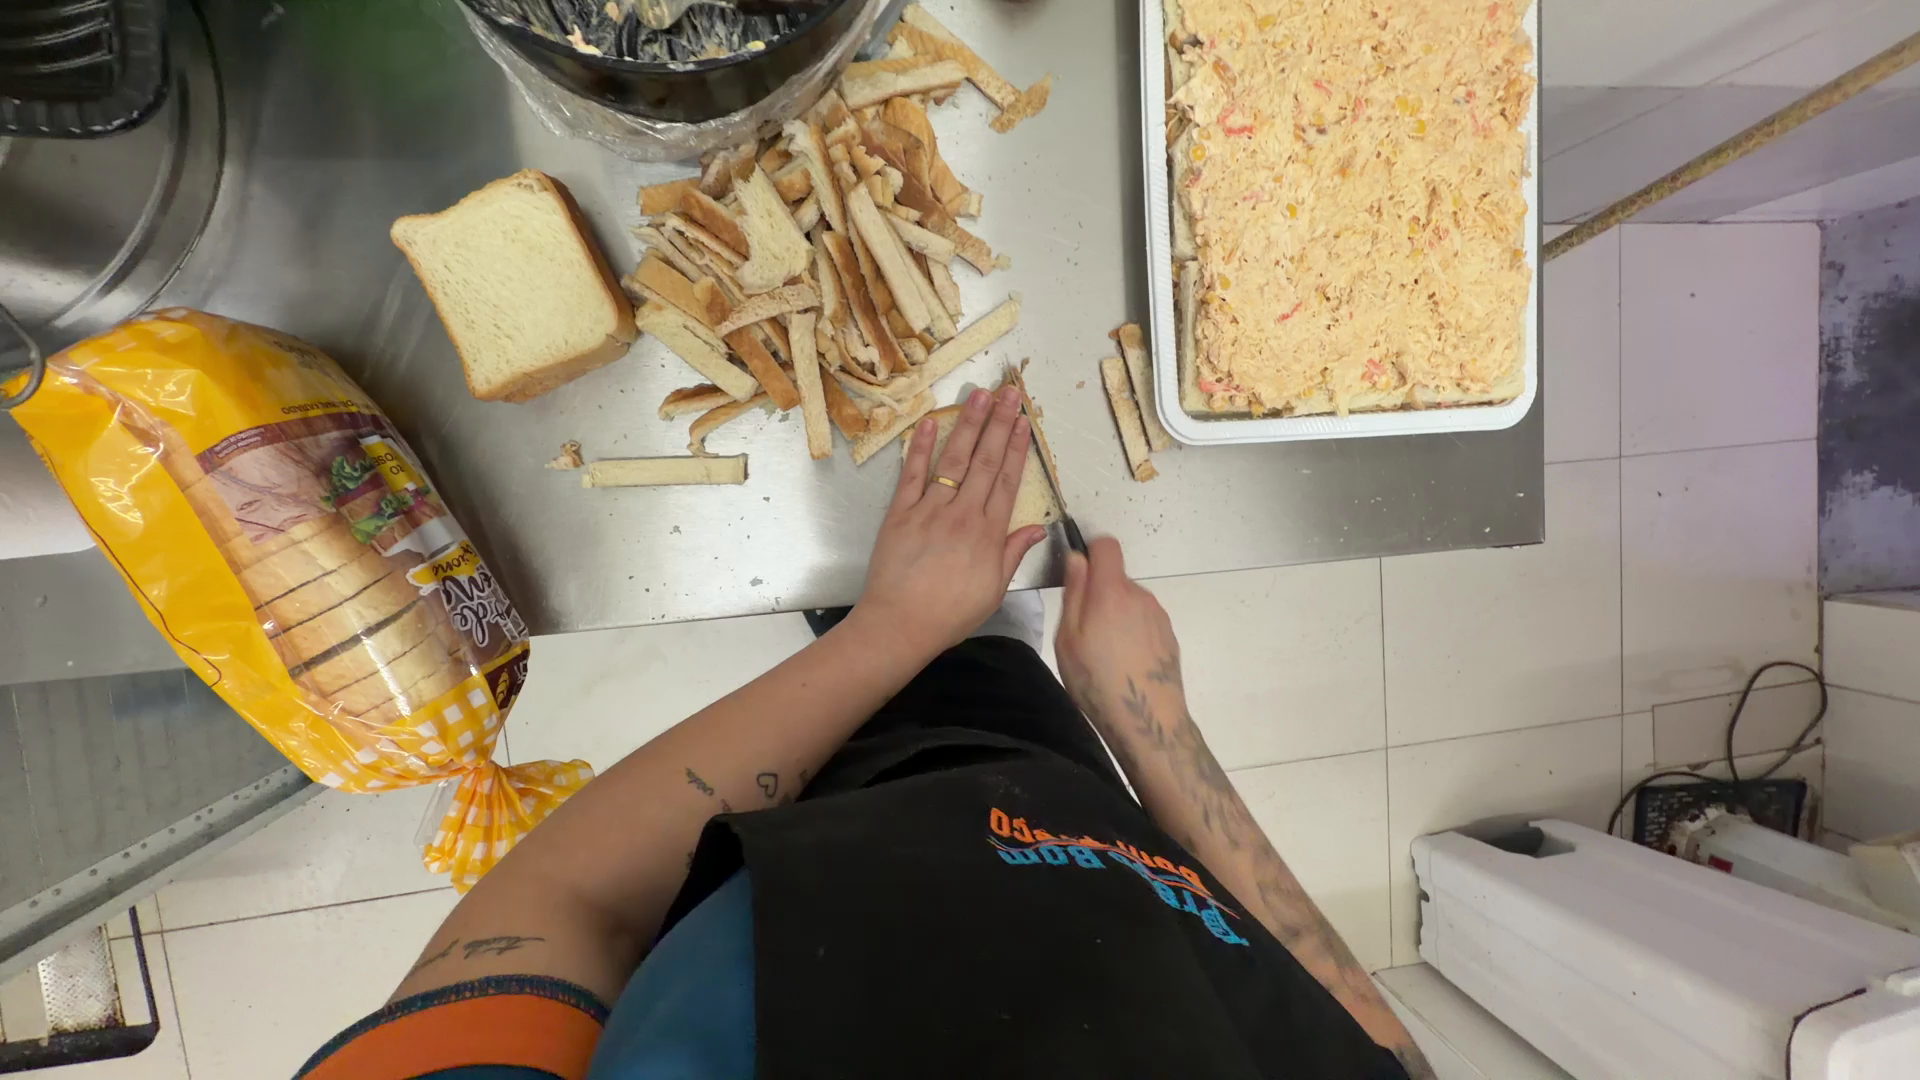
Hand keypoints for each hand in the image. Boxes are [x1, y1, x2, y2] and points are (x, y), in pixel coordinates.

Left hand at [852, 385, 1046, 657]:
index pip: (1006, 481)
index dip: (1017, 448)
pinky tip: (931, 422)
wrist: (901, 625)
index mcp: (988, 533)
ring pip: (953, 460)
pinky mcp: (900, 512)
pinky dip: (921, 448)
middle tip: (1009, 392)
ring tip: (979, 395)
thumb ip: (1013, 553)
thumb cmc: (950, 613)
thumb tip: (1038, 528)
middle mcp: (962, 514)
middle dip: (999, 424)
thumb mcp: (994, 590)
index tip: (1024, 422)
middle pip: (984, 461)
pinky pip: (913, 475)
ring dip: (968, 425)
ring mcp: (930, 510)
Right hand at [1055, 537, 1186, 725]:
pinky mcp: (1168, 635)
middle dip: (1097, 593)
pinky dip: (1130, 631)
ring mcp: (1158, 615)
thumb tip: (1078, 559)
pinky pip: (1142, 620)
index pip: (1106, 546)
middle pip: (1115, 577)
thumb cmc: (1097, 680)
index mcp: (1112, 591)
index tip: (1078, 578)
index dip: (1090, 553)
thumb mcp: (1068, 638)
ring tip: (1104, 653)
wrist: (1148, 720)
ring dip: (1114, 614)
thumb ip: (1074, 593)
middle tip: (1083, 632)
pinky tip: (1124, 662)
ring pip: (1128, 600)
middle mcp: (1140, 595)